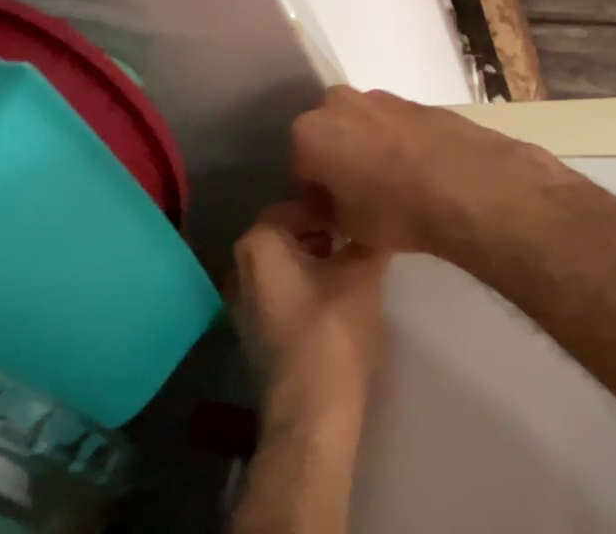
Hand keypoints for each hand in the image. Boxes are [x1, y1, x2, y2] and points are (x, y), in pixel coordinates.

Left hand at [232, 201, 389, 419]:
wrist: (311, 408)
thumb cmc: (332, 328)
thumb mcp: (362, 275)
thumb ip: (368, 241)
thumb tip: (376, 226)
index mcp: (257, 243)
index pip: (295, 207)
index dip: (328, 210)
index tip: (357, 217)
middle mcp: (238, 266)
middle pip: (284, 236)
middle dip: (319, 235)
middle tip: (356, 240)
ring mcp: (239, 303)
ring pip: (280, 267)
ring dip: (311, 263)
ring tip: (349, 269)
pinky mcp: (251, 333)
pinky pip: (277, 295)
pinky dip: (301, 289)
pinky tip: (332, 301)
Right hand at [291, 85, 551, 255]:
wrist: (469, 185)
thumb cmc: (394, 210)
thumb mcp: (348, 226)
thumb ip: (328, 211)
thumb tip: (330, 205)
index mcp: (309, 133)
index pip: (299, 168)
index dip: (314, 196)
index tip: (330, 215)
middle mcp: (337, 104)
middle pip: (328, 137)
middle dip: (337, 163)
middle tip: (358, 197)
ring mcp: (379, 97)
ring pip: (360, 126)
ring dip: (367, 149)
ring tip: (393, 186)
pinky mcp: (415, 100)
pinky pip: (392, 125)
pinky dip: (397, 143)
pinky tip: (417, 173)